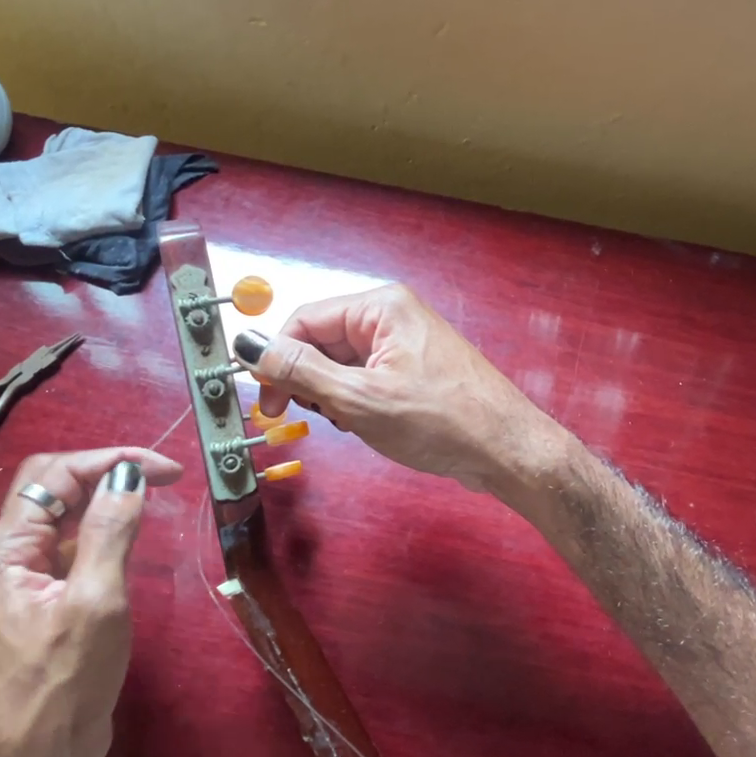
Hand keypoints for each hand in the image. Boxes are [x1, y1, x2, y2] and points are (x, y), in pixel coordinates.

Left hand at [0, 448, 182, 756]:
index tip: (168, 471)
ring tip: (148, 501)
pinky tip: (123, 541)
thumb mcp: (97, 603)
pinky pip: (62, 550)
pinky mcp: (31, 607)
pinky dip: (96, 533)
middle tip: (160, 479)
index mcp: (2, 551)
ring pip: (57, 519)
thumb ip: (110, 532)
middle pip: (50, 489)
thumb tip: (127, 475)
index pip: (54, 475)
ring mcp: (13, 585)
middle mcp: (0, 559)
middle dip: (105, 472)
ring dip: (101, 501)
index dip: (112, 460)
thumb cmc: (63, 685)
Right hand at [241, 284, 570, 500]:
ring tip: (354, 422)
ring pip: (342, 365)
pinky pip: (365, 379)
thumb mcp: (358, 398)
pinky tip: (370, 425)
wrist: (504, 449)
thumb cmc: (444, 420)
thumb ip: (300, 370)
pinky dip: (356, 403)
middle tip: (308, 416)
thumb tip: (251, 346)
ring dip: (334, 397)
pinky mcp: (413, 370)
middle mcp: (393, 317)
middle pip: (322, 342)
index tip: (267, 401)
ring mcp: (405, 344)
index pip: (305, 320)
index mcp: (381, 307)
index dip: (277, 360)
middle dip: (309, 382)